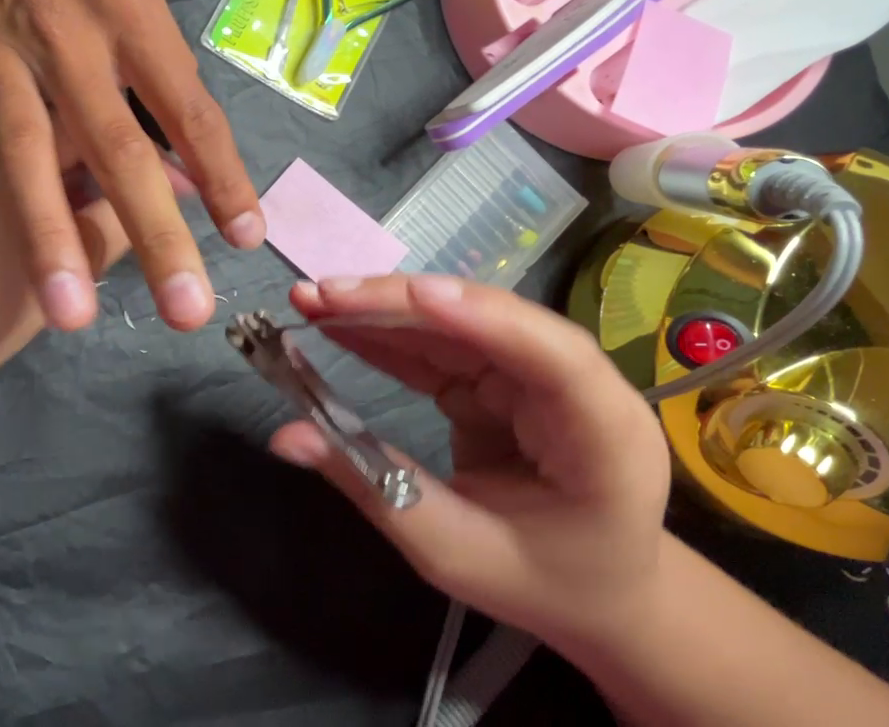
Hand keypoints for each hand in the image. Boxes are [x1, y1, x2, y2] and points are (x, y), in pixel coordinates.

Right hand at [0, 0, 261, 333]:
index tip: (244, 239)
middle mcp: (68, 42)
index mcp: (128, 19)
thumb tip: (189, 163)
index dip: (222, 175)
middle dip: (153, 231)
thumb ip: (157, 74)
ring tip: (67, 311)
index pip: (188, 108)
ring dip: (45, 232)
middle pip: (116, 146)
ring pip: (24, 153)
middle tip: (184, 312)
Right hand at [269, 274, 671, 647]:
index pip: (554, 360)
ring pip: (456, 324)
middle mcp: (578, 390)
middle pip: (492, 324)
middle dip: (403, 305)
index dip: (486, 319)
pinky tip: (337, 324)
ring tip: (312, 301)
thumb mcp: (453, 551)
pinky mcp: (498, 378)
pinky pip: (439, 345)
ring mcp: (536, 378)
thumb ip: (374, 487)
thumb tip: (285, 437)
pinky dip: (386, 334)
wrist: (594, 593)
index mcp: (604, 439)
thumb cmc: (541, 582)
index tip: (415, 295)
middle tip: (322, 294)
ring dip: (384, 309)